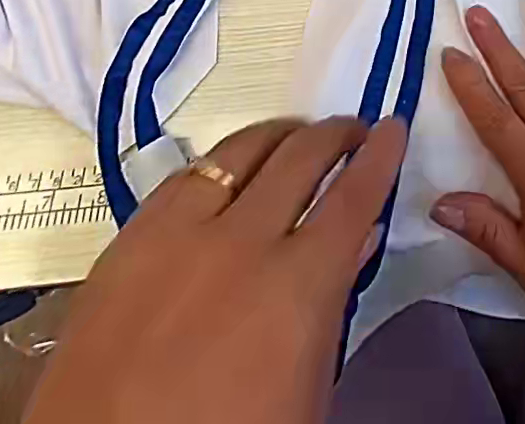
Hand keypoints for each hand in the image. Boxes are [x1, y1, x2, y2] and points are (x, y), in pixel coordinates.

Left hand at [25, 116, 407, 423]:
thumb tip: (356, 239)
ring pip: (241, 149)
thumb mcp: (305, 394)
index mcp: (296, 289)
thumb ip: (334, 305)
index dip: (379, 157)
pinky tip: (230, 166)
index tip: (392, 129)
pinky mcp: (132, 233)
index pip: (352, 198)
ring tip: (297, 136)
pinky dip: (221, 161)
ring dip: (280, 135)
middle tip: (352, 130)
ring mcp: (179, 231)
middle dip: (335, 133)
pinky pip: (187, 173)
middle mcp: (241, 242)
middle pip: (300, 158)